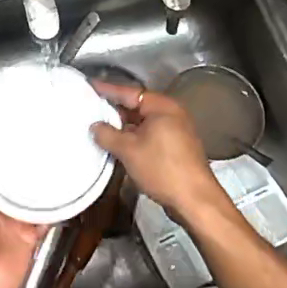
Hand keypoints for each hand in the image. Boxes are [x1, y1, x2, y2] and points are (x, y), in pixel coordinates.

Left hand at [0, 132, 45, 287]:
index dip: (1, 145)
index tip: (12, 124)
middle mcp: (0, 203)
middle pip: (17, 177)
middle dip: (28, 162)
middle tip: (44, 138)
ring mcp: (17, 218)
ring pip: (35, 193)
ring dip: (45, 182)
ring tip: (60, 158)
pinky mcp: (33, 233)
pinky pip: (49, 216)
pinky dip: (59, 206)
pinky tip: (68, 191)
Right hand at [90, 79, 228, 223]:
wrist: (195, 201)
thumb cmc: (162, 169)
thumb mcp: (128, 150)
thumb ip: (107, 135)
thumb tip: (95, 127)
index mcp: (162, 106)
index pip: (129, 92)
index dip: (108, 89)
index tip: (91, 86)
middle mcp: (172, 114)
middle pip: (138, 106)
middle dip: (115, 110)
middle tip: (92, 108)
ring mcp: (177, 131)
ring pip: (144, 123)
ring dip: (125, 127)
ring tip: (101, 128)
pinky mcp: (177, 148)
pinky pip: (151, 135)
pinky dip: (135, 138)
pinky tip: (120, 146)